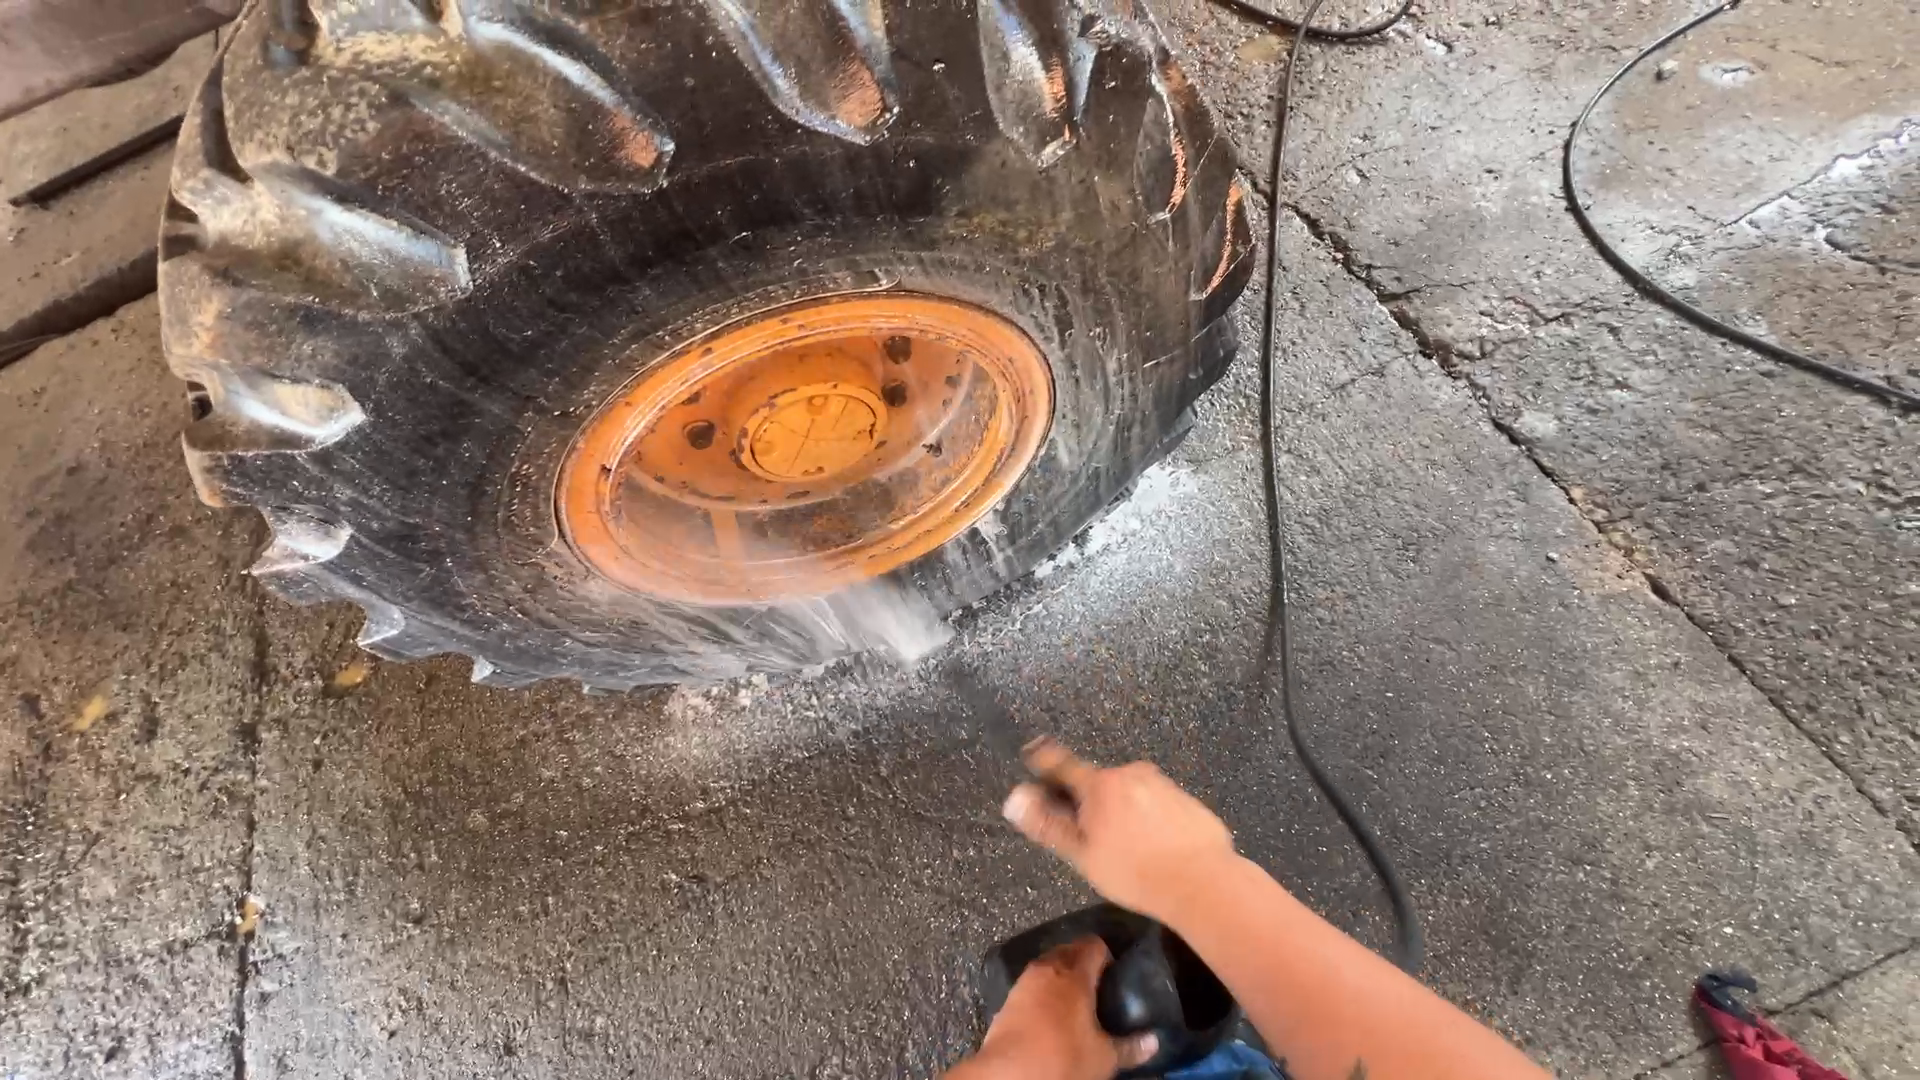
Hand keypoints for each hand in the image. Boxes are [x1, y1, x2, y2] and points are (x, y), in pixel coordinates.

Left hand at [956, 938, 1156, 1079]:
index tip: (1117, 972)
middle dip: (1085, 961)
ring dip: (1064, 972)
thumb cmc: (1062, 1058)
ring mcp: (1027, 978)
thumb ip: (1130, 1047)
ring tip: (1077, 998)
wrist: (1009, 1072)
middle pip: (1071, 949)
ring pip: (1050, 962)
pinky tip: (1052, 1009)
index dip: (1108, 954)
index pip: (1094, 945)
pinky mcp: (1011, 994)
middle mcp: (1049, 966)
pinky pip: (1034, 979)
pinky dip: (1046, 986)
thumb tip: (1154, 1041)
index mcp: (1075, 973)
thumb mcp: (1103, 1058)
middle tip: (1100, 985)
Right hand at [1001, 738, 1236, 922]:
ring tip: (1133, 850)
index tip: (1033, 752)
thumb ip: (1047, 824)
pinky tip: (1158, 849)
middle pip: (1100, 784)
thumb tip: (1015, 800)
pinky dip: (1153, 821)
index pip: (1063, 765)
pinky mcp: (1187, 800)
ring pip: (1131, 794)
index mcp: (1101, 784)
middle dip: (1095, 803)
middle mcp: (1131, 774)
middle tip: (1097, 838)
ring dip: (1125, 812)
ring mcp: (1163, 785)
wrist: (1203, 883)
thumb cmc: (1135, 872)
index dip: (1045, 760)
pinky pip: (1159, 805)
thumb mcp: (1082, 854)